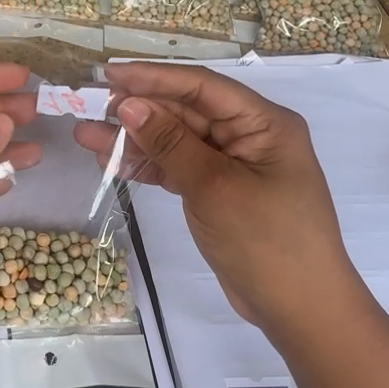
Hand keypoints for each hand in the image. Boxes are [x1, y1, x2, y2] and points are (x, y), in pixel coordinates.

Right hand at [75, 62, 357, 330]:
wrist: (302, 313)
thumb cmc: (267, 242)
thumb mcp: (214, 187)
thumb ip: (169, 142)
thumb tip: (127, 104)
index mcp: (263, 123)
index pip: (201, 86)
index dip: (153, 77)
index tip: (109, 73)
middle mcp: (249, 135)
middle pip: (185, 111)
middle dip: (137, 110)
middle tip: (89, 108)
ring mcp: (232, 164)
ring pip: (175, 139)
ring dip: (134, 139)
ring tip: (86, 136)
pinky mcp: (218, 190)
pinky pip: (177, 166)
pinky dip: (147, 165)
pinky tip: (111, 162)